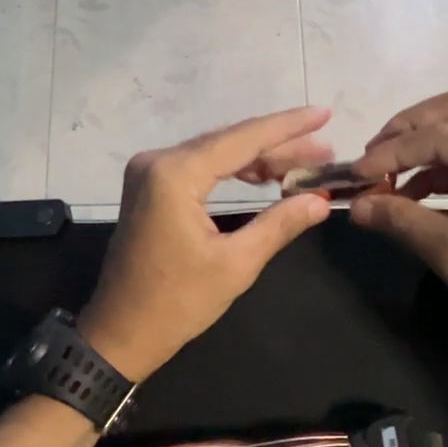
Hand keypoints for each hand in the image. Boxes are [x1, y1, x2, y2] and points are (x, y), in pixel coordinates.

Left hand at [78, 107, 335, 382]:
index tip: (325, 113)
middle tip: (325, 150)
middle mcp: (157, 162)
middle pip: (228, 143)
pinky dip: (231, 172)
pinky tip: (264, 177)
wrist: (121, 333)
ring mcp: (148, 174)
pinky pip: (198, 170)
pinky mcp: (148, 190)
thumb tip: (321, 199)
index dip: (288, 127)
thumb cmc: (177, 303)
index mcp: (175, 174)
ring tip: (305, 164)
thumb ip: (279, 224)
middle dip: (278, 146)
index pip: (242, 139)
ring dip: (257, 159)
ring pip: (214, 154)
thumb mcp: (236, 264)